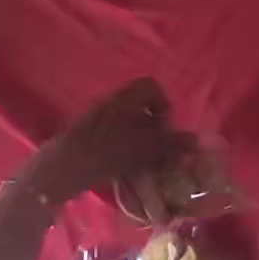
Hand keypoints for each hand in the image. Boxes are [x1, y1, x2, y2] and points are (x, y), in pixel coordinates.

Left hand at [17, 78, 181, 204]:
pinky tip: (125, 172)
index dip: (164, 106)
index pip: (152, 87)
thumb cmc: (106, 153)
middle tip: (159, 151)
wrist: (62, 169)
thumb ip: (171, 144)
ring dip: (140, 142)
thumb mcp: (145, 149)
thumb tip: (196, 141)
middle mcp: (110, 103)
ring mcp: (96, 120)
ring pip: (127, 125)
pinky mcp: (86, 137)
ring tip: (145, 165)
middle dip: (154, 129)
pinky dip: (124, 151)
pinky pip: (113, 137)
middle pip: (140, 108)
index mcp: (125, 98)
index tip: (166, 130)